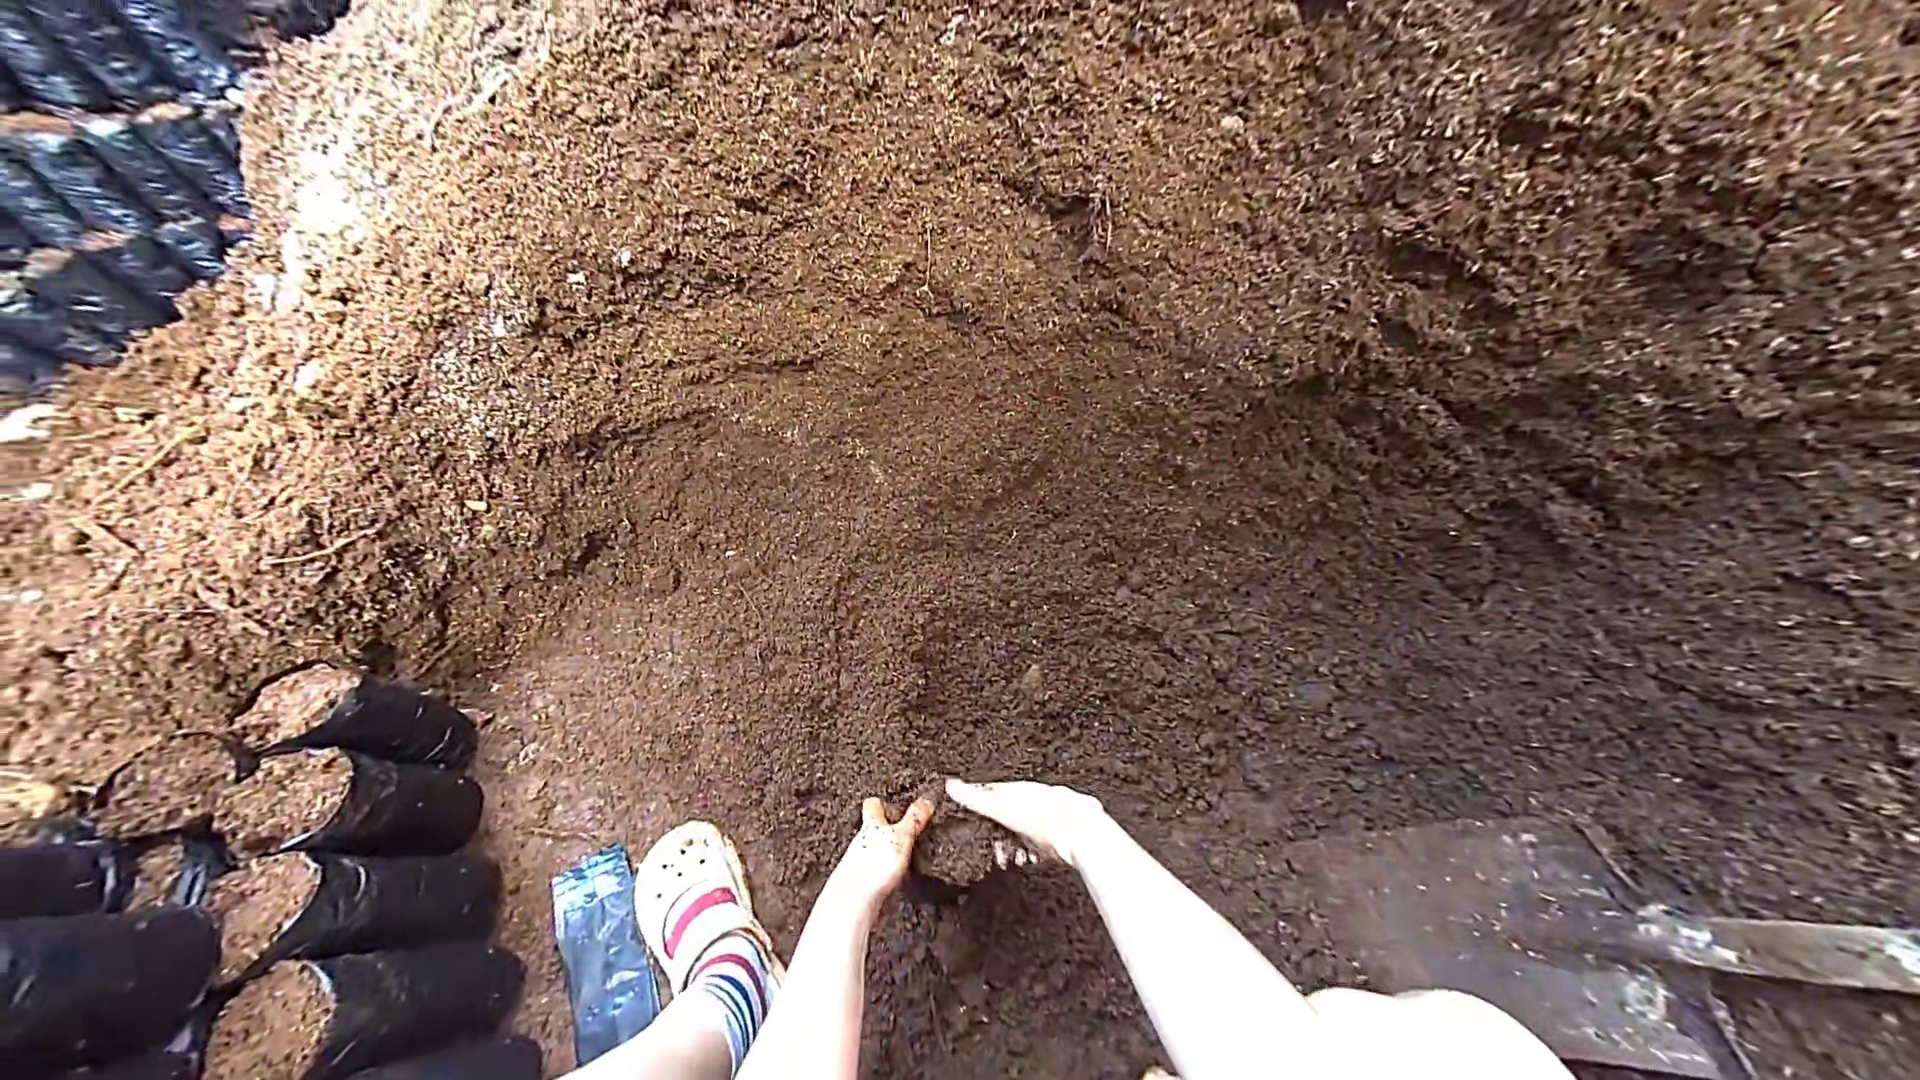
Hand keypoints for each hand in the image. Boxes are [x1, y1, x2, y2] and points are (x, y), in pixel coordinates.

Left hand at [821, 796, 934, 916]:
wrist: (852, 900)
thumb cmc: (873, 864)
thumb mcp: (903, 836)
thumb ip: (914, 819)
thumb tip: (926, 801)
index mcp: (871, 825)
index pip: (874, 805)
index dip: (882, 803)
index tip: (894, 803)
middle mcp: (861, 841)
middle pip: (871, 829)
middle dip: (883, 831)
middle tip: (900, 833)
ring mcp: (857, 863)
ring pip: (870, 853)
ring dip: (882, 855)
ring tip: (898, 861)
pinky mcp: (859, 885)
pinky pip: (871, 875)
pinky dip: (880, 876)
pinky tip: (890, 883)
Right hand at [945, 778, 1110, 867]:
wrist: (1081, 834)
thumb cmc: (1042, 815)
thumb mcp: (1001, 807)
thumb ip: (975, 797)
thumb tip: (950, 784)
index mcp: (1020, 789)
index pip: (993, 793)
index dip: (979, 807)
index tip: (970, 819)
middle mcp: (1034, 800)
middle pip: (1009, 816)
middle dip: (998, 832)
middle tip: (992, 849)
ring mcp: (1047, 818)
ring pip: (1023, 832)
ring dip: (1014, 845)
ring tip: (1009, 857)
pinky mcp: (1058, 837)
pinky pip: (1038, 846)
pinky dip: (1030, 853)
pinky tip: (1028, 860)